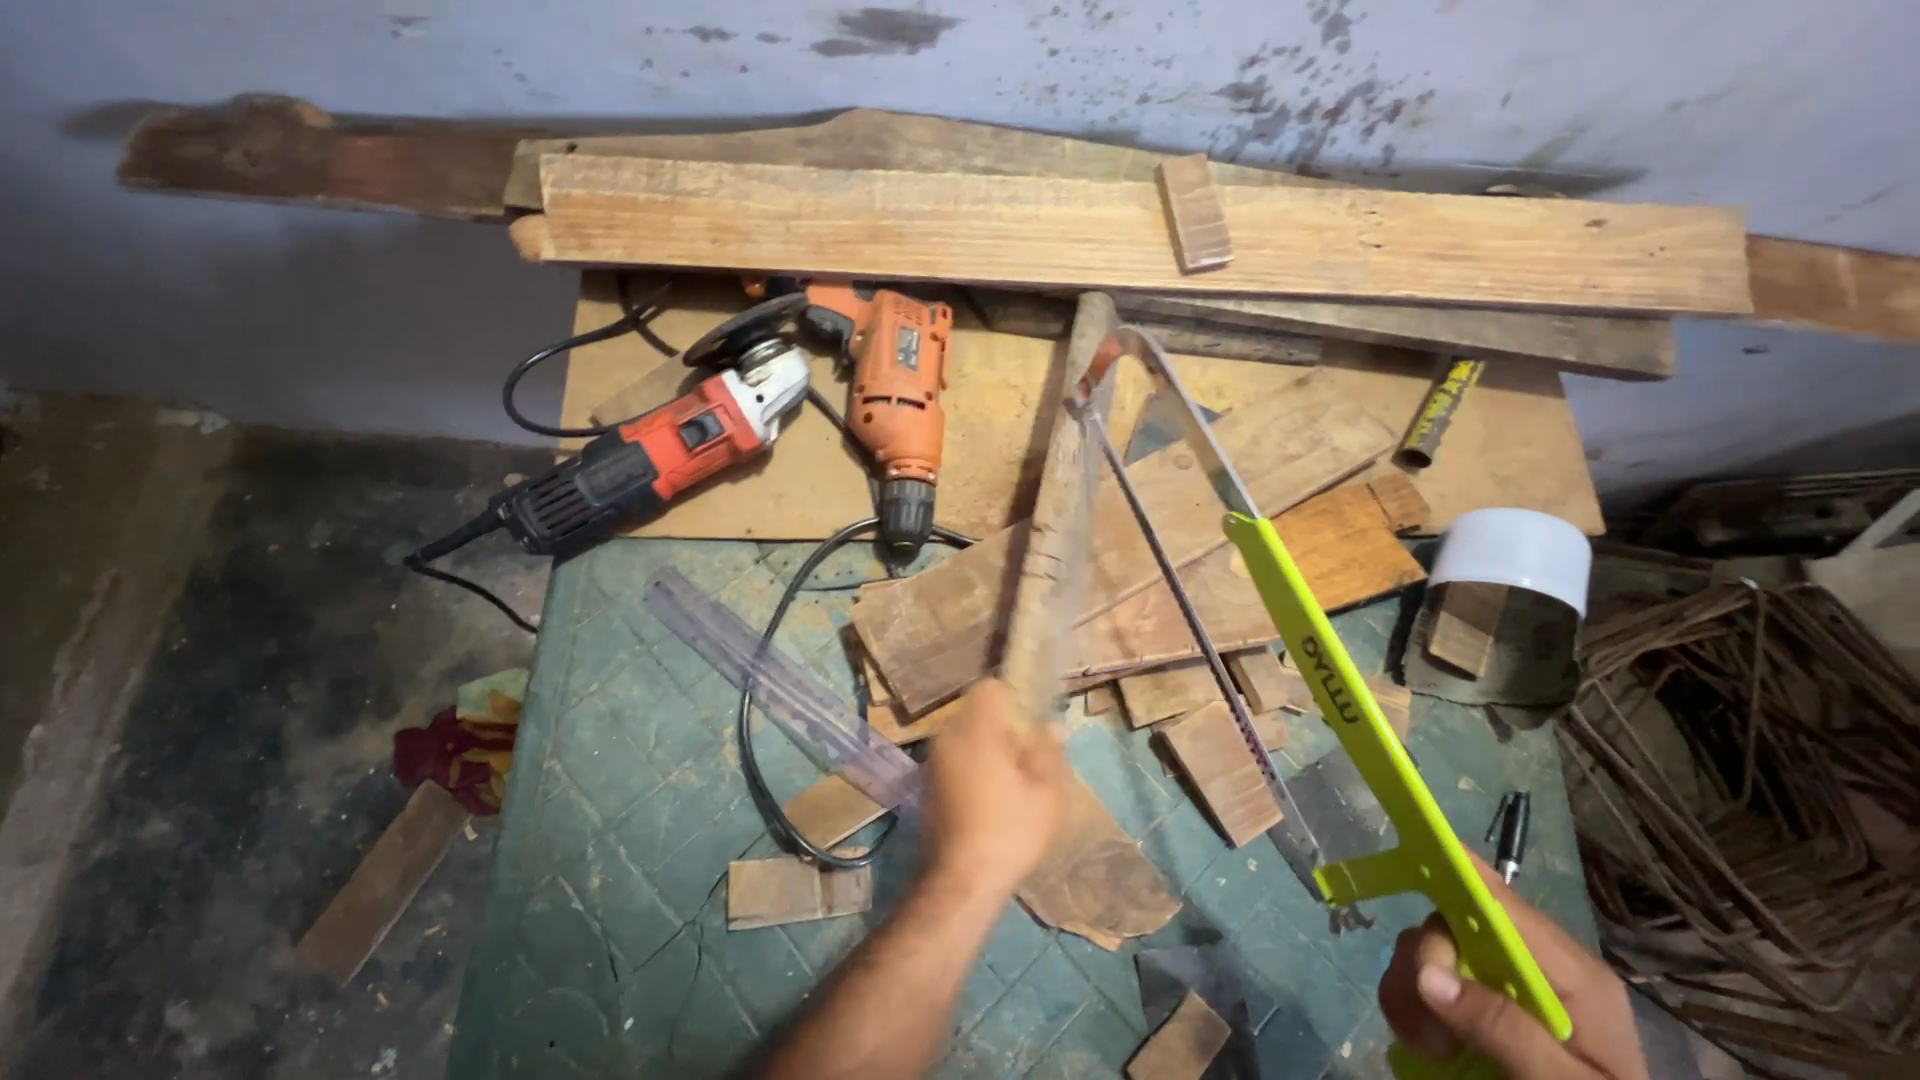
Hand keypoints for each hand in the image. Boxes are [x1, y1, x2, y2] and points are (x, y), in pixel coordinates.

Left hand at [920, 679, 1068, 901]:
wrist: (963, 879)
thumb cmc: (1011, 830)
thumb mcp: (1046, 792)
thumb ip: (1048, 751)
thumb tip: (1052, 726)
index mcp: (977, 729)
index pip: (990, 688)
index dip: (1014, 697)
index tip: (1032, 722)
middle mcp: (948, 736)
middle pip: (977, 713)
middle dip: (1002, 727)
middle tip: (1028, 757)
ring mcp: (933, 762)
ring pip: (965, 738)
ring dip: (987, 749)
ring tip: (1013, 782)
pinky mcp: (927, 785)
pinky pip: (955, 760)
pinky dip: (972, 768)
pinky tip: (991, 799)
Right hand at [1378, 853, 1648, 1079]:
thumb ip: (1504, 1029)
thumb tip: (1428, 974)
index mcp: (1572, 974)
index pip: (1506, 905)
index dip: (1458, 876)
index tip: (1414, 859)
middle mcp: (1531, 965)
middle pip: (1453, 925)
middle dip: (1426, 964)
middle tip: (1428, 1027)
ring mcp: (1499, 984)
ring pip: (1427, 950)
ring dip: (1412, 991)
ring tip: (1431, 1048)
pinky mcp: (1475, 1005)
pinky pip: (1420, 980)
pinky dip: (1409, 1005)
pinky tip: (1429, 1046)